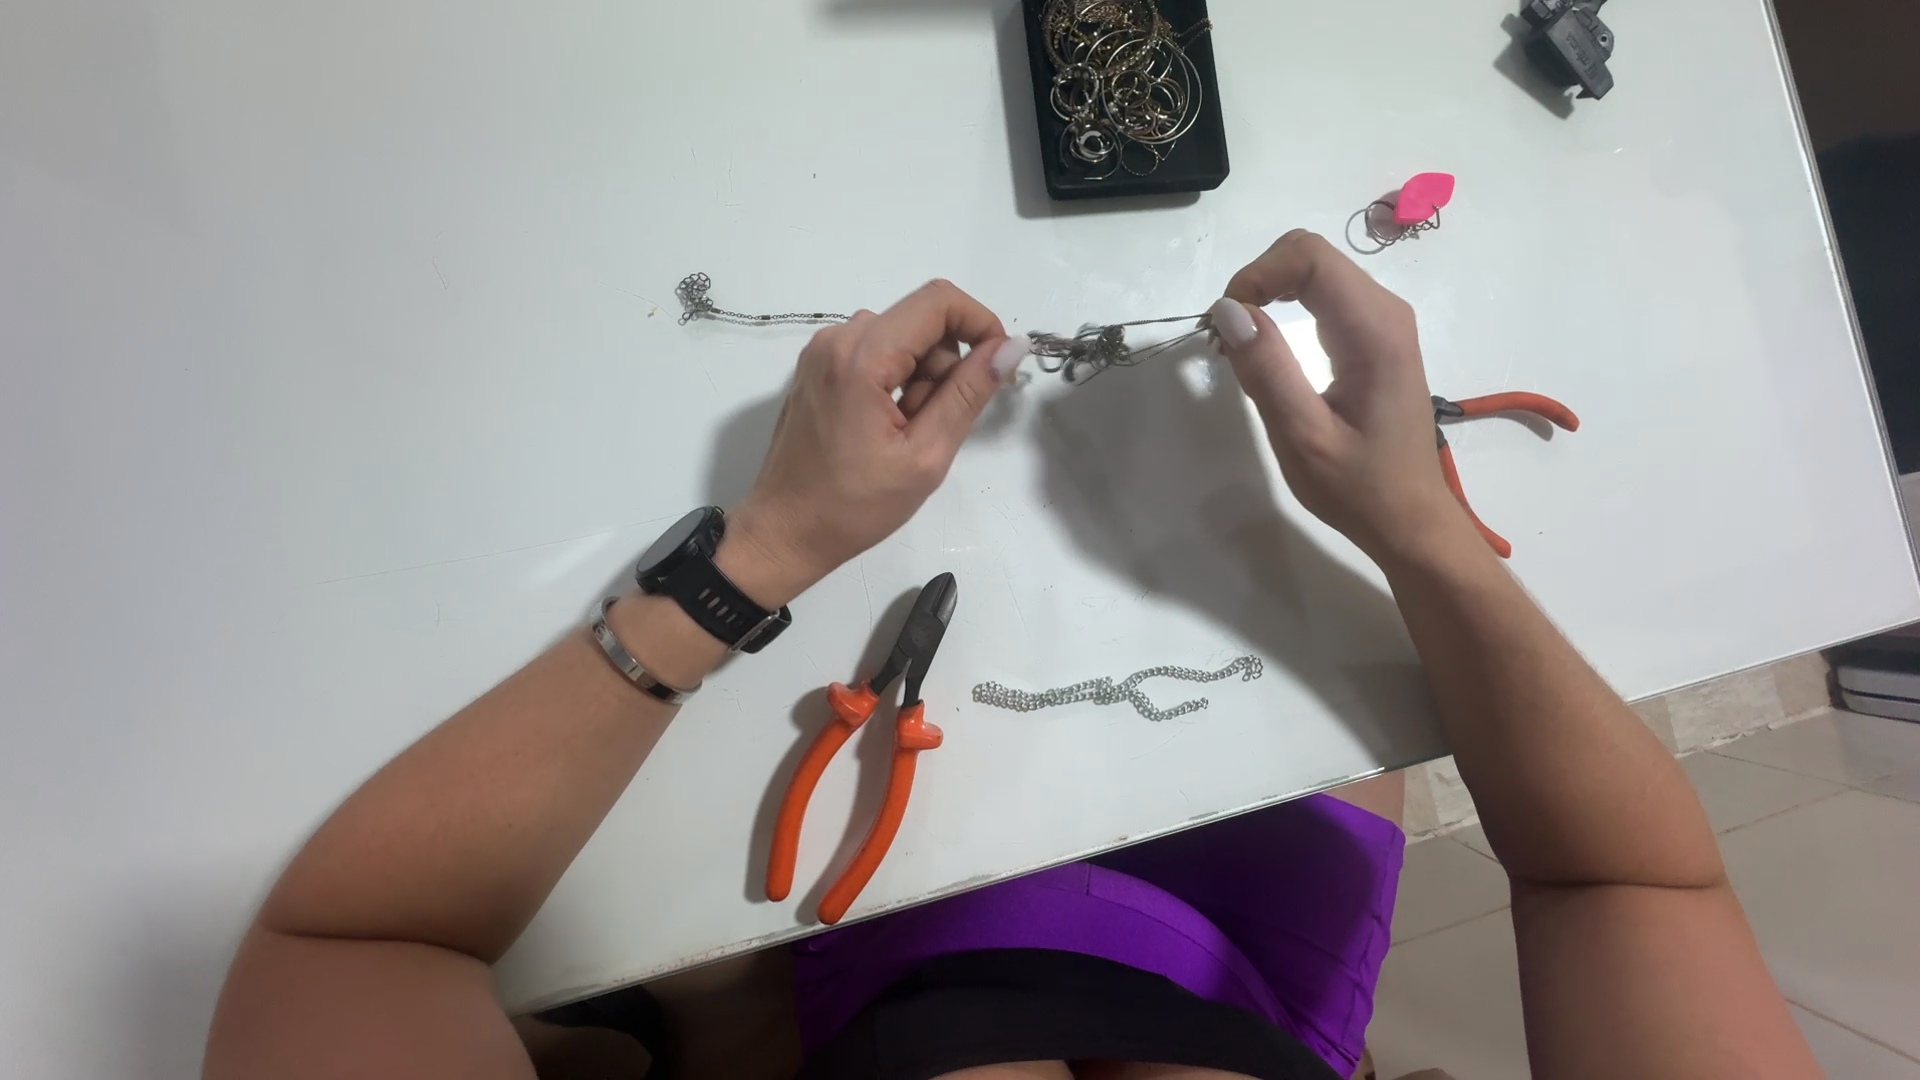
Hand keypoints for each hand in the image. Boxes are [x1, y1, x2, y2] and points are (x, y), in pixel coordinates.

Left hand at [716, 280, 1027, 605]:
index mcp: (861, 356)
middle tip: (936, 426)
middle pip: (919, 320)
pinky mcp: (817, 369)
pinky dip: (896, 382)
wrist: (785, 533)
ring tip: (906, 435)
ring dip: (922, 378)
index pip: (938, 301)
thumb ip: (969, 394)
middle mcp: (836, 339)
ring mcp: (822, 353)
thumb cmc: (854, 507)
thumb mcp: (925, 456)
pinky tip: (886, 428)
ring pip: (900, 339)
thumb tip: (1011, 347)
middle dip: (946, 365)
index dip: (980, 323)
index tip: (997, 367)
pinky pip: (874, 354)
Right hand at [1208, 230, 1470, 561]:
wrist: (1408, 519)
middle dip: (1256, 285)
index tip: (1222, 327)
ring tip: (1237, 351)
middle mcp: (1384, 312)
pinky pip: (1321, 299)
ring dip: (1265, 299)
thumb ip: (1267, 370)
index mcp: (1373, 331)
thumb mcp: (1303, 436)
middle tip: (1224, 342)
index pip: (1309, 258)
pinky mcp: (1372, 338)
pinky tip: (1264, 352)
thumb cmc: (1357, 486)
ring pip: (1313, 274)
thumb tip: (1227, 310)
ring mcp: (1381, 323)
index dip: (1254, 276)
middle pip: (1310, 256)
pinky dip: (1282, 312)